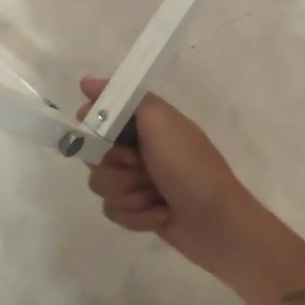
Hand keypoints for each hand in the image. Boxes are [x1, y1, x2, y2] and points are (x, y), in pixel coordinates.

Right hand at [79, 76, 247, 269]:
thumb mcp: (161, 122)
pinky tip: (161, 214)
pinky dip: (137, 215)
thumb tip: (85, 81)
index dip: (95, 129)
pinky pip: (112, 210)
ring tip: (156, 196)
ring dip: (129, 193)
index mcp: (141, 122)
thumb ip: (124, 99)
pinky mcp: (136, 210)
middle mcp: (134, 148)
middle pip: (92, 154)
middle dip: (116, 167)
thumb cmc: (190, 167)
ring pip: (100, 184)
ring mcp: (135, 180)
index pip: (94, 116)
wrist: (219, 223)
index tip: (110, 138)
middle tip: (142, 168)